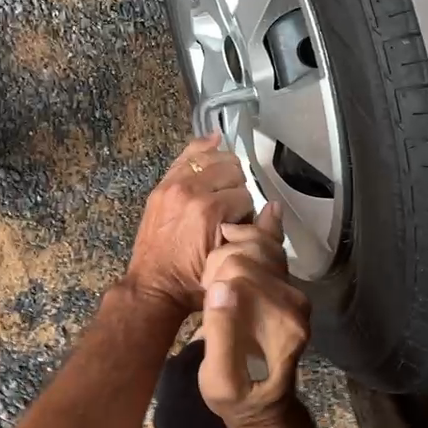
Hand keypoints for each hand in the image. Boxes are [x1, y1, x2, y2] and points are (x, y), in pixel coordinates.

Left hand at [123, 135, 254, 314]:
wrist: (154, 287)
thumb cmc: (194, 282)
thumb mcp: (229, 262)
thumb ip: (254, 234)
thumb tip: (273, 208)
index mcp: (209, 210)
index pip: (245, 194)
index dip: (247, 210)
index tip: (241, 224)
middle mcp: (191, 190)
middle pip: (231, 170)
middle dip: (238, 186)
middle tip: (234, 207)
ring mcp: (172, 185)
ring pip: (210, 157)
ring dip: (223, 167)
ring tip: (227, 183)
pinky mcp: (162, 186)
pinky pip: (185, 156)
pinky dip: (202, 148)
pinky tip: (215, 140)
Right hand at [198, 203, 311, 427]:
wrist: (264, 406)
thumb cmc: (237, 397)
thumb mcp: (218, 382)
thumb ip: (220, 337)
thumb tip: (221, 287)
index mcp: (281, 325)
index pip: (241, 270)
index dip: (215, 273)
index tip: (205, 291)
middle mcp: (295, 305)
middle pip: (254, 251)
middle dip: (223, 256)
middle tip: (209, 280)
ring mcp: (295, 296)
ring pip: (264, 244)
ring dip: (236, 244)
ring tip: (219, 264)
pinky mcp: (289, 290)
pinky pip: (272, 250)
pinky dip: (256, 234)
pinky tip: (251, 220)